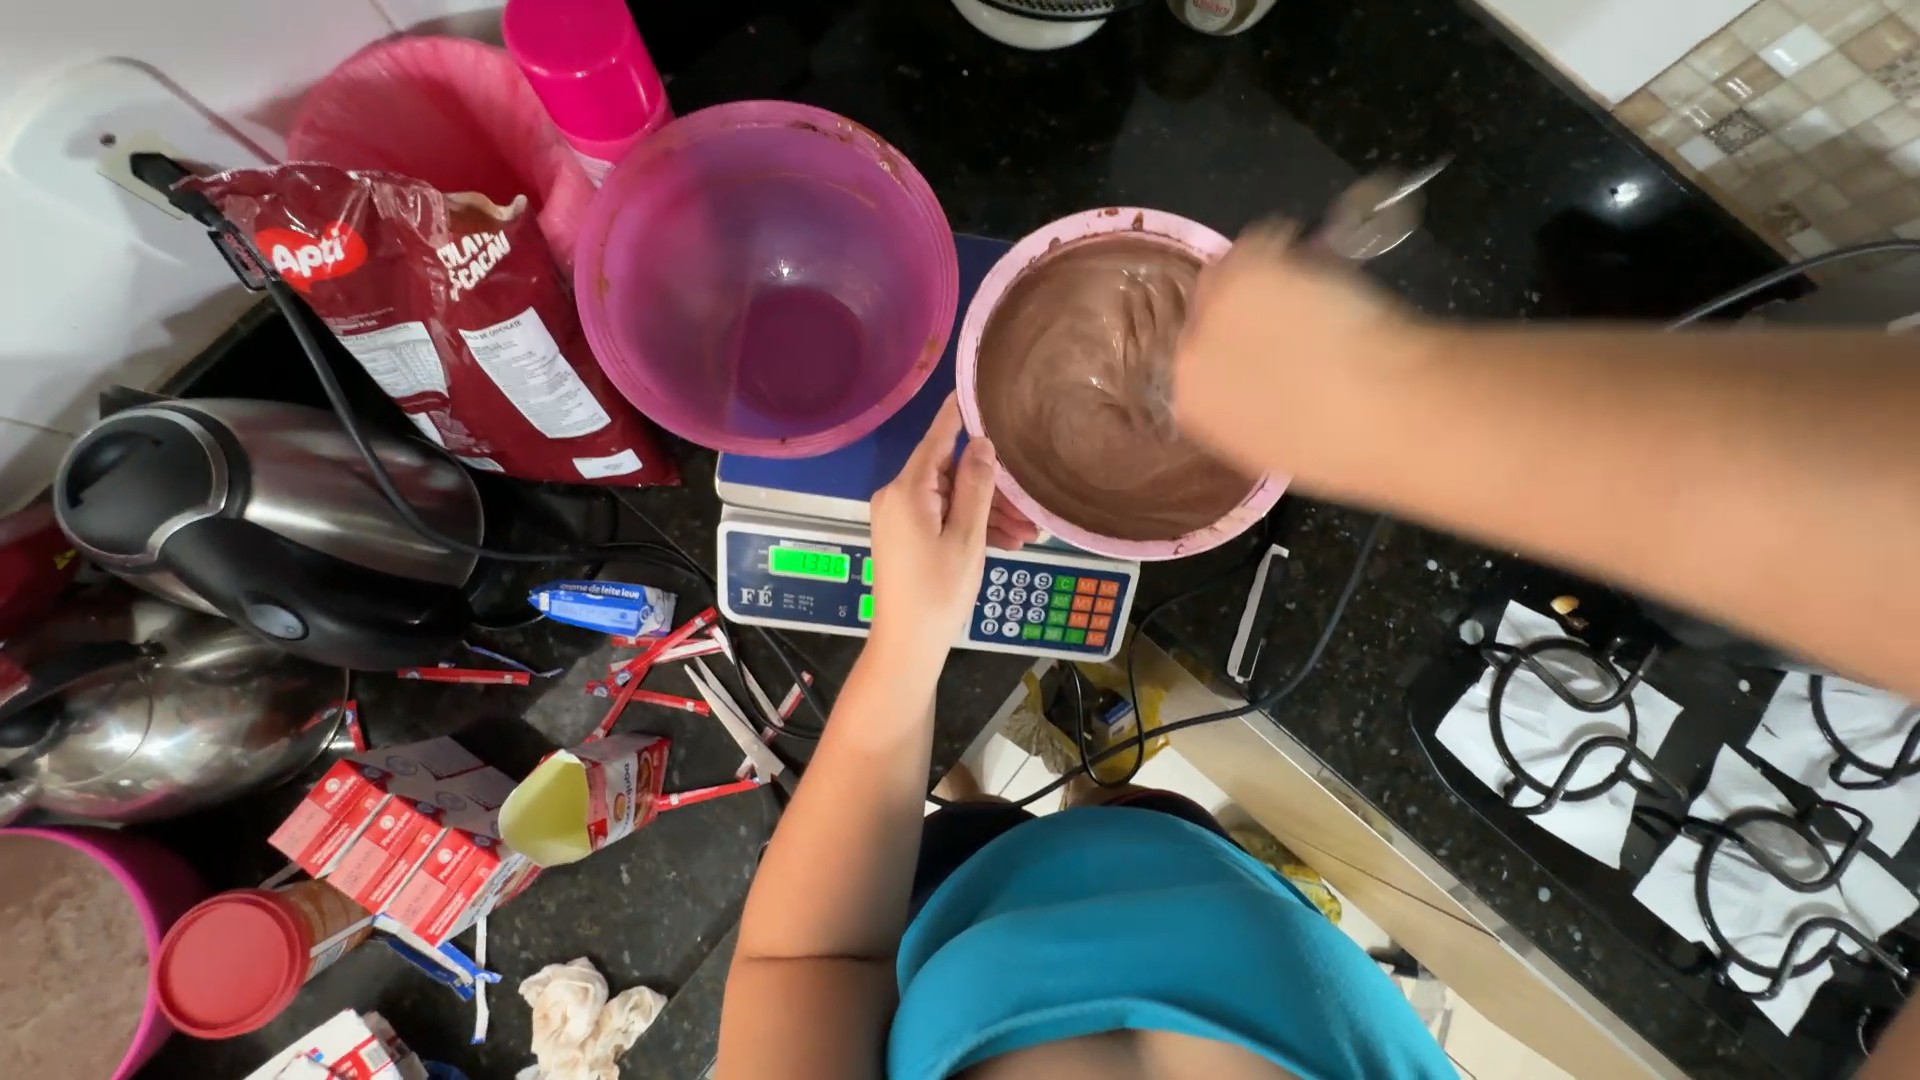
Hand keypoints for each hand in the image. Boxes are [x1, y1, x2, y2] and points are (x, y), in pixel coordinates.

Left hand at [868, 396, 1036, 663]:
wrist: (908, 644)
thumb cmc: (938, 591)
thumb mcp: (967, 537)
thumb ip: (976, 486)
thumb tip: (982, 443)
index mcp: (907, 490)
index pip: (938, 437)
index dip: (959, 414)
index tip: (977, 389)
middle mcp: (898, 497)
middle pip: (951, 473)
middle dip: (993, 488)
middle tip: (1031, 507)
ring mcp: (900, 518)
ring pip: (952, 499)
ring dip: (989, 513)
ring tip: (1028, 534)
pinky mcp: (906, 536)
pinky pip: (943, 518)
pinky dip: (971, 527)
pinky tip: (1007, 542)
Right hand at [1171, 221, 1428, 484]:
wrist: (1380, 407)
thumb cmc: (1338, 446)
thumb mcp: (1274, 446)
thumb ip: (1248, 413)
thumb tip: (1259, 392)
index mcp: (1194, 406)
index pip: (1199, 365)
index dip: (1234, 351)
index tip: (1268, 352)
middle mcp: (1191, 356)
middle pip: (1205, 315)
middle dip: (1240, 313)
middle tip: (1289, 318)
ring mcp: (1216, 309)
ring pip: (1227, 273)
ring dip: (1260, 277)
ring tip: (1309, 291)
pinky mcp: (1249, 269)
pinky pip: (1261, 242)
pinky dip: (1289, 247)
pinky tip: (1323, 267)